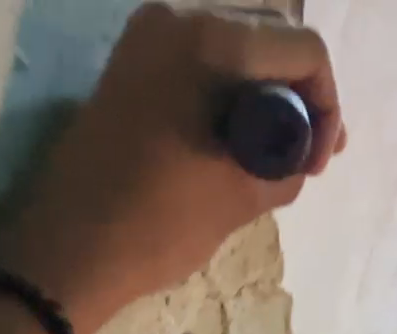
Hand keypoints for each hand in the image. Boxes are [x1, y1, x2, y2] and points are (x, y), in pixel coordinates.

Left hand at [0, 3, 345, 330]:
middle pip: (272, 36)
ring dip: (268, 93)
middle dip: (301, 94)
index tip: (319, 163)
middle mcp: (178, 17)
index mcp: (208, 40)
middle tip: (310, 154)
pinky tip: (243, 138)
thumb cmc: (156, 223)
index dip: (327, 106)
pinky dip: (233, 93)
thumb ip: (287, 166)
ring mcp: (149, 36)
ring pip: (238, 46)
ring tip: (282, 151)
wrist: (69, 247)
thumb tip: (306, 156)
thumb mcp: (238, 198)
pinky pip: (203, 62)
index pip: (302, 49)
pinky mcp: (134, 64)